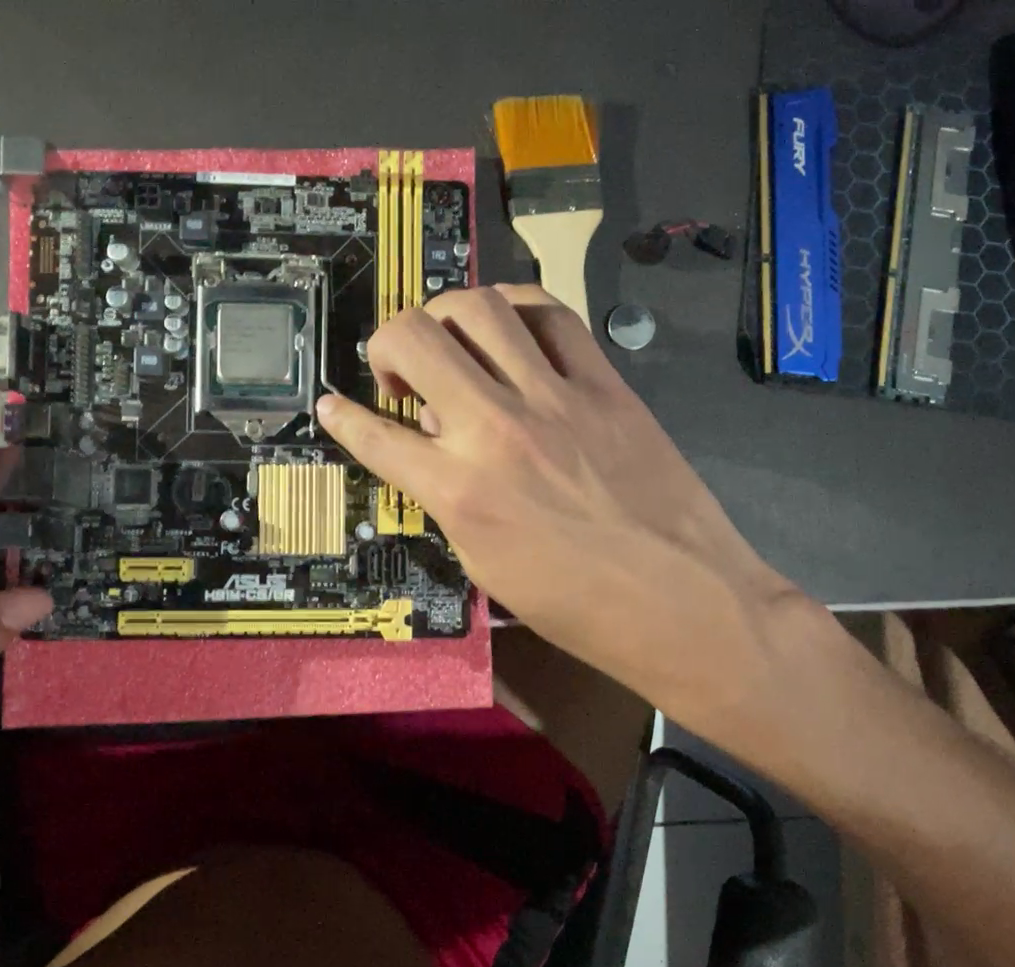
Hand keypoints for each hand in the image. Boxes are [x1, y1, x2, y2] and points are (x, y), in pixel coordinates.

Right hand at [317, 286, 803, 721]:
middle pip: (415, 339)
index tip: (332, 406)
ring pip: (480, 308)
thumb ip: (449, 501)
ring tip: (453, 341)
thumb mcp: (488, 568)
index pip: (375, 436)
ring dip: (447, 314)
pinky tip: (511, 330)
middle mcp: (496, 431)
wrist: (682, 602)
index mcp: (459, 493)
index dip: (342, 418)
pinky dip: (518, 311)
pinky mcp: (605, 385)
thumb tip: (437, 448)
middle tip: (402, 373)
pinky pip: (553, 316)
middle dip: (387, 343)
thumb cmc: (579, 609)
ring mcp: (554, 398)